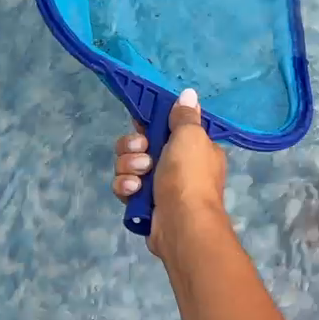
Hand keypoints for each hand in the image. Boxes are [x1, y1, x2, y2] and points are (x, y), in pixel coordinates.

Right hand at [111, 89, 227, 259]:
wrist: (183, 225)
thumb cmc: (189, 177)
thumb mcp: (191, 137)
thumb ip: (184, 116)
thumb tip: (188, 94)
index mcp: (194, 148)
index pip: (165, 128)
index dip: (148, 124)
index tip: (139, 124)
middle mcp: (177, 165)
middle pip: (140, 145)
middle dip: (133, 147)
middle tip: (143, 153)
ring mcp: (160, 185)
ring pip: (128, 165)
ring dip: (129, 167)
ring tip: (140, 177)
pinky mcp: (144, 204)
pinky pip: (125, 187)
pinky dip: (126, 187)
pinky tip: (134, 191)